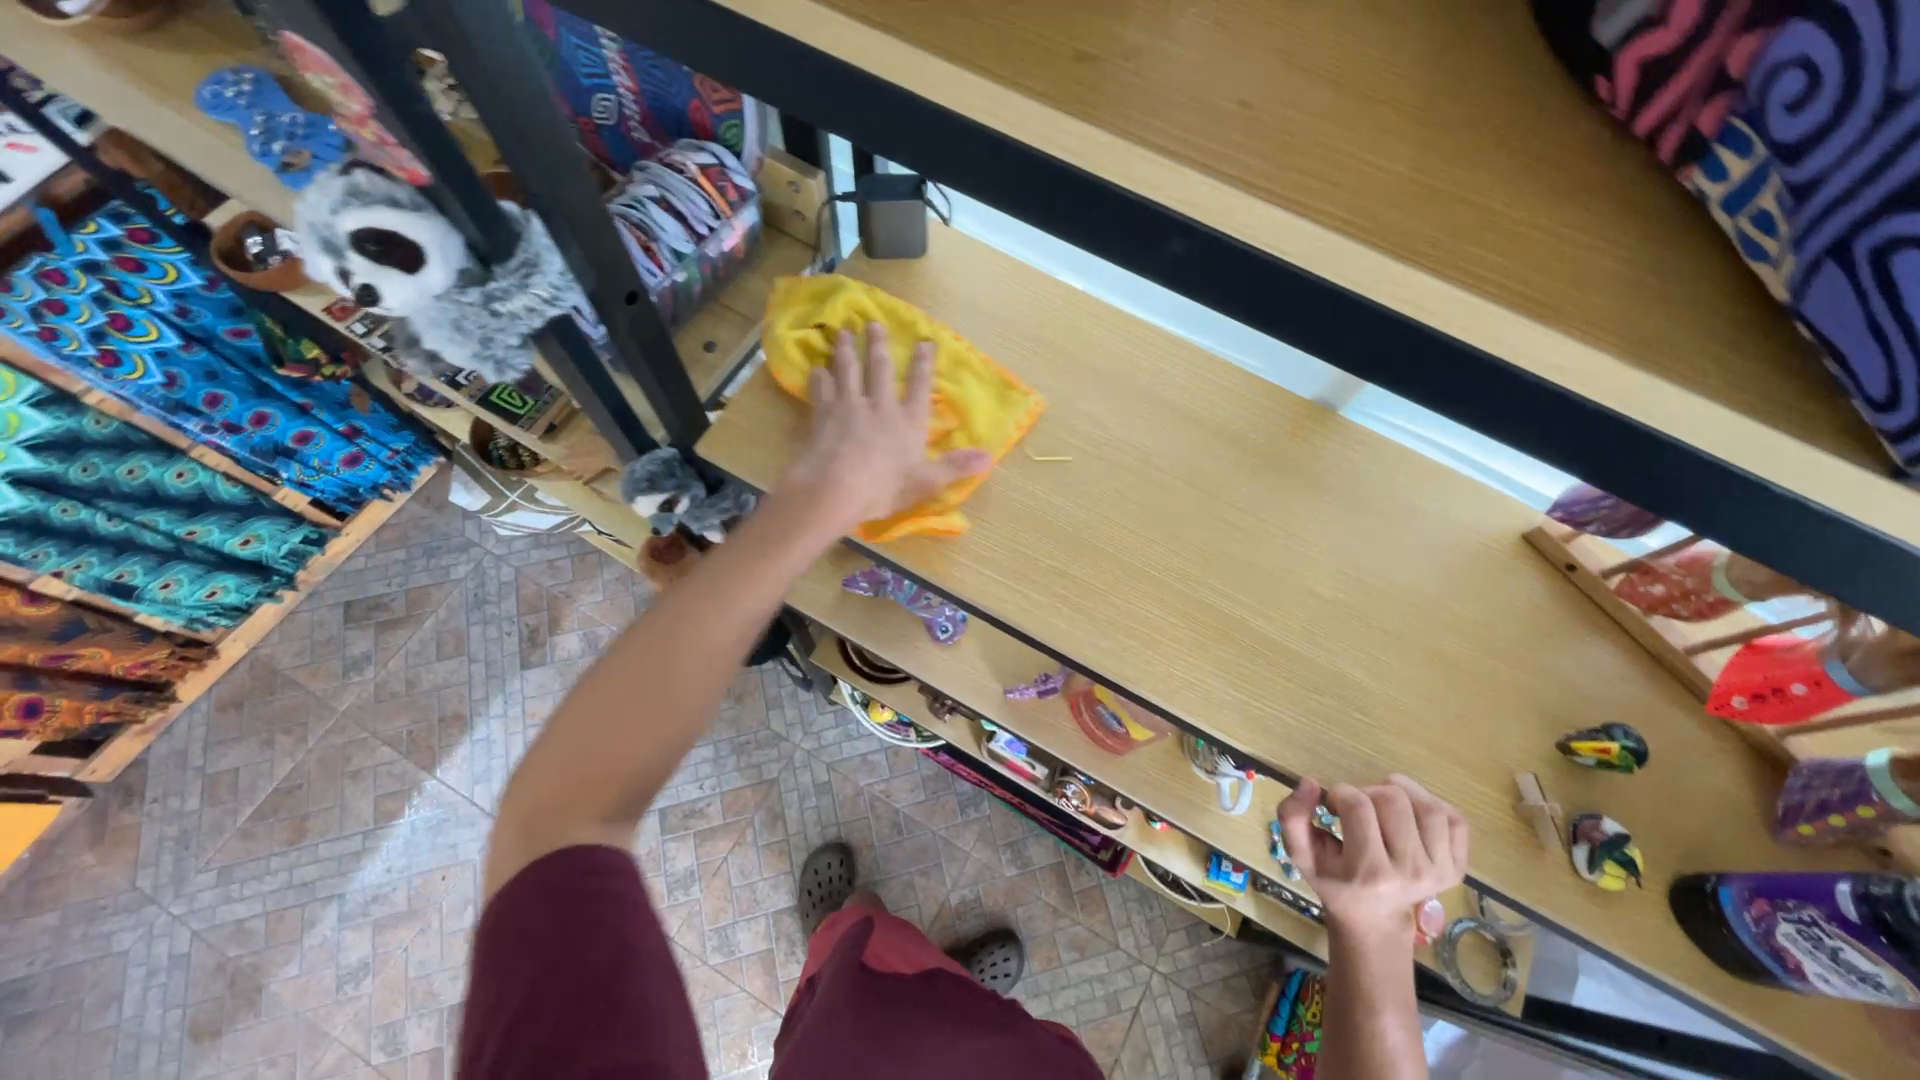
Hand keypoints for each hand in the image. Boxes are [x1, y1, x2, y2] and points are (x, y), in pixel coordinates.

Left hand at [780, 321, 989, 532]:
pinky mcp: (823, 414)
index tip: (924, 342)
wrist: (837, 487)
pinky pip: (822, 389)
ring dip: (847, 350)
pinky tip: (817, 368)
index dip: (923, 364)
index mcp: (908, 421)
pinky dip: (819, 377)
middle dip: (878, 344)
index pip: (919, 386)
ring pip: (848, 370)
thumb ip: (956, 466)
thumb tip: (989, 457)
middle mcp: (880, 406)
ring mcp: (849, 406)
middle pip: (879, 369)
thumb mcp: (927, 481)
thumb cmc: (885, 487)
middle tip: (873, 322)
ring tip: (844, 332)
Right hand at [1276, 775, 1467, 936]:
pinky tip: (1411, 812)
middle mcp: (1410, 872)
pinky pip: (1454, 820)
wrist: (1374, 919)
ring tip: (1383, 800)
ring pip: (1427, 805)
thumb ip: (1292, 817)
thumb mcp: (1301, 856)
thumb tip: (1309, 782)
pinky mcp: (1457, 868)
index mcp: (1368, 872)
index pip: (1357, 806)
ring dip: (1400, 792)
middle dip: (1367, 791)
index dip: (1339, 793)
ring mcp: (1439, 871)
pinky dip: (1432, 805)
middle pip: (1393, 799)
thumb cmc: (1333, 883)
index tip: (1332, 805)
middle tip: (1357, 806)